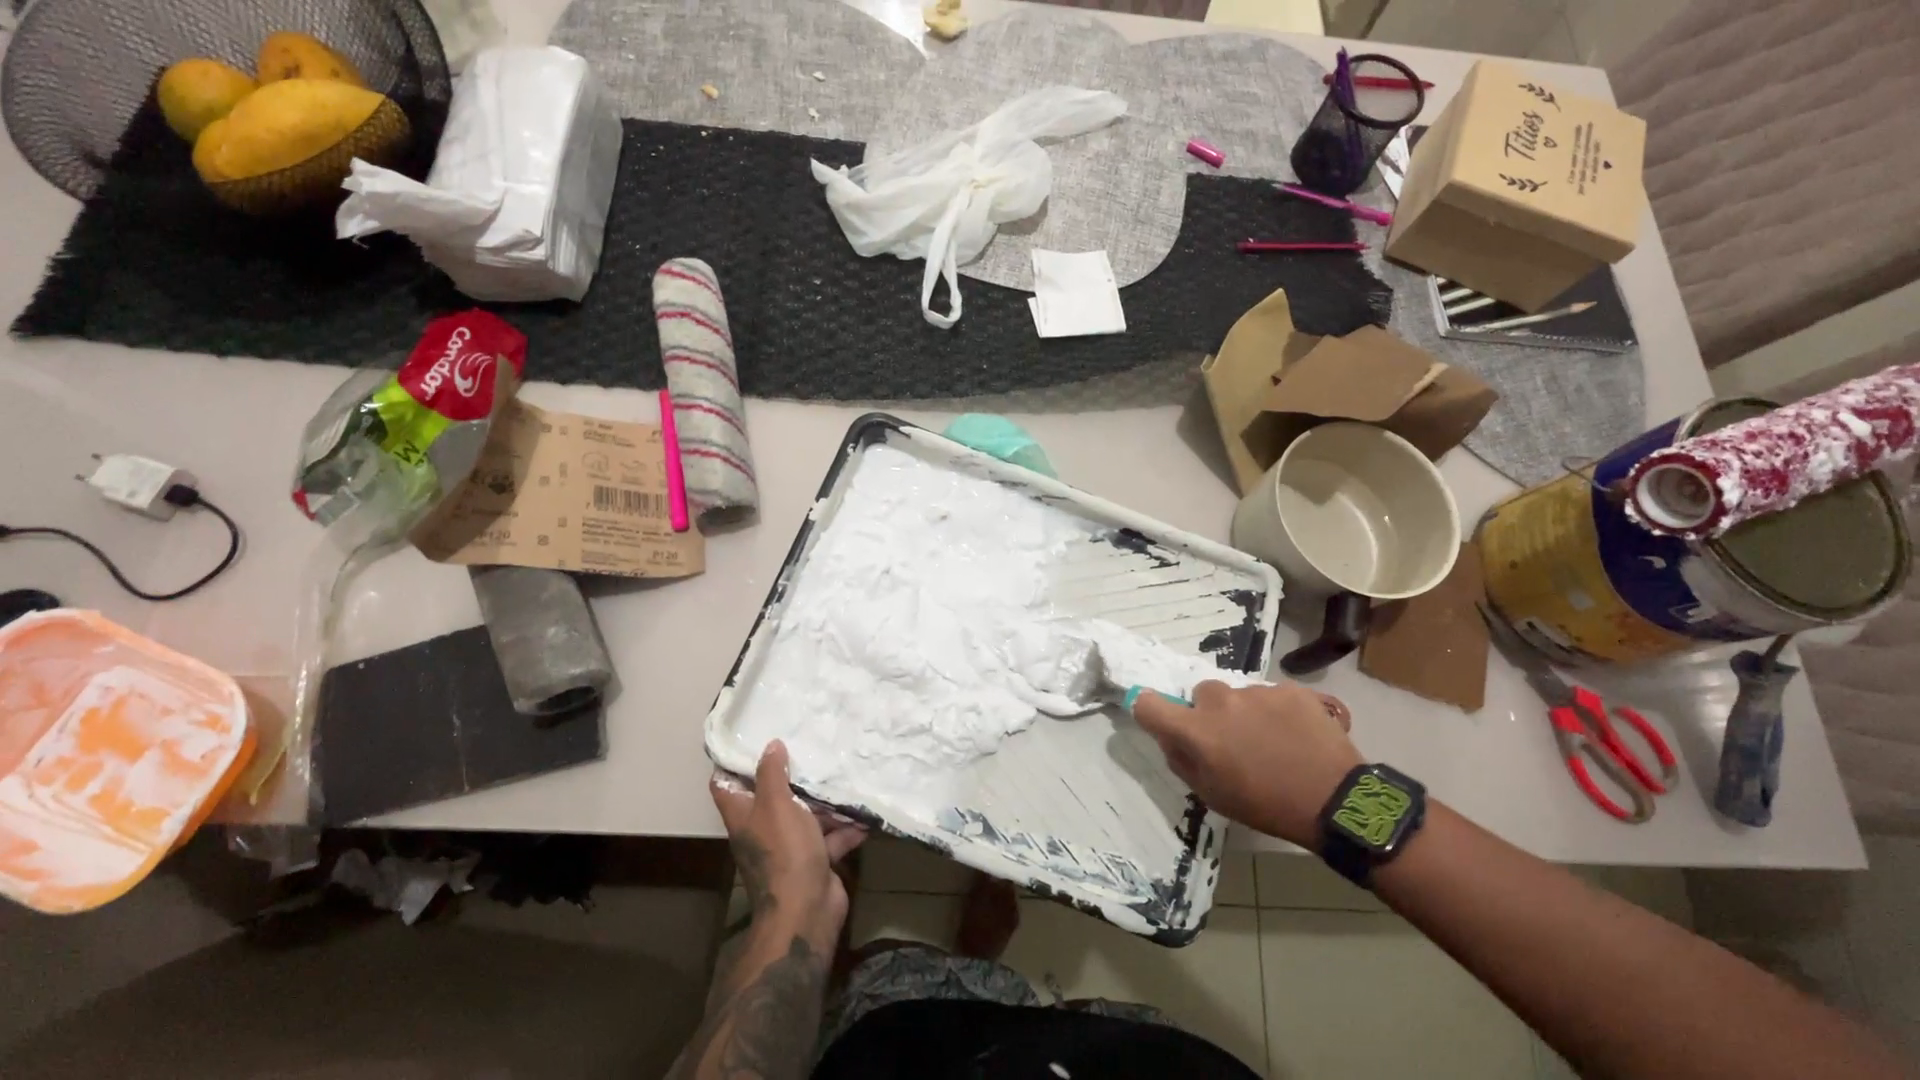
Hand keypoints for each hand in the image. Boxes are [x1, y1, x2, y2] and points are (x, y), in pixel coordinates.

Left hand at [711, 740, 867, 949]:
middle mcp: (762, 829)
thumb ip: (772, 773)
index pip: (725, 784)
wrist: (806, 910)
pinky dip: (846, 827)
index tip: (752, 738)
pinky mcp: (814, 860)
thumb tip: (771, 745)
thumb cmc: (784, 852)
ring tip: (844, 774)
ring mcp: (789, 847)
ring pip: (805, 816)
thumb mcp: (776, 804)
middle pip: (771, 797)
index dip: (733, 762)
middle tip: (811, 747)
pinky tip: (866, 813)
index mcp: (743, 815)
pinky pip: (830, 837)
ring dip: (825, 802)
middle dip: (791, 776)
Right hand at [1132, 680, 1362, 849]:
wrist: (1335, 800)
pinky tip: (1295, 736)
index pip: (1149, 703)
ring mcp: (1258, 691)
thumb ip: (1182, 760)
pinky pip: (1271, 696)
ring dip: (1245, 713)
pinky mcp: (1290, 689)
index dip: (1151, 711)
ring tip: (1272, 742)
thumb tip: (1171, 738)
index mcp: (1196, 730)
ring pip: (1238, 695)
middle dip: (1209, 714)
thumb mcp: (1212, 795)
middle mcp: (1220, 701)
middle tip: (1232, 742)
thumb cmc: (1265, 805)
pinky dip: (1276, 712)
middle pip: (1201, 695)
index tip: (1164, 723)